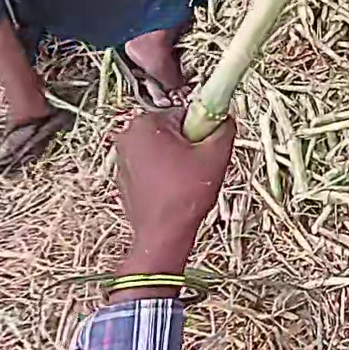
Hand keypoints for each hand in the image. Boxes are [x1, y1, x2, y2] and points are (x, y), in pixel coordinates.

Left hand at [113, 108, 234, 279]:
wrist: (162, 235)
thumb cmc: (184, 196)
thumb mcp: (216, 156)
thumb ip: (225, 128)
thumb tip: (226, 117)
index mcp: (147, 123)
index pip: (186, 114)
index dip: (202, 134)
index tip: (205, 152)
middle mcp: (128, 136)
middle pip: (173, 131)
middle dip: (189, 147)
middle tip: (198, 170)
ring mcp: (123, 157)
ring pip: (163, 149)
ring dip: (178, 161)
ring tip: (186, 183)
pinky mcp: (124, 176)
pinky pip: (152, 166)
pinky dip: (165, 175)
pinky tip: (173, 191)